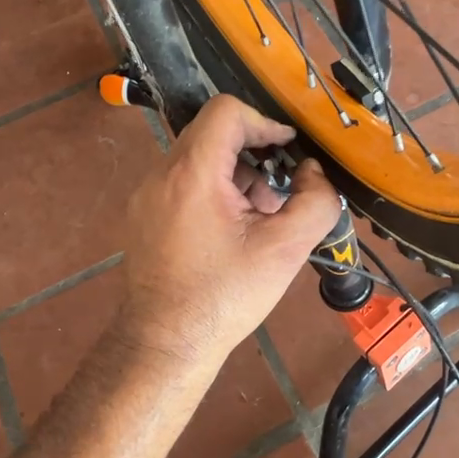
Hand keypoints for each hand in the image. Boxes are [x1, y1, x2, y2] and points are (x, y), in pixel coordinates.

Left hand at [117, 95, 341, 366]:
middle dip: (254, 154)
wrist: (166, 346)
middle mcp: (161, 175)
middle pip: (212, 133)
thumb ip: (316, 201)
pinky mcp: (142, 217)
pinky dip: (213, 192)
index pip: (226, 111)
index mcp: (192, 174)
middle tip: (278, 192)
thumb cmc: (225, 297)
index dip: (264, 122)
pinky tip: (232, 233)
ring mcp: (146, 196)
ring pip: (198, 159)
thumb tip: (313, 174)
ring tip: (259, 220)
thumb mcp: (285, 250)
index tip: (287, 150)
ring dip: (236, 175)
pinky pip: (182, 183)